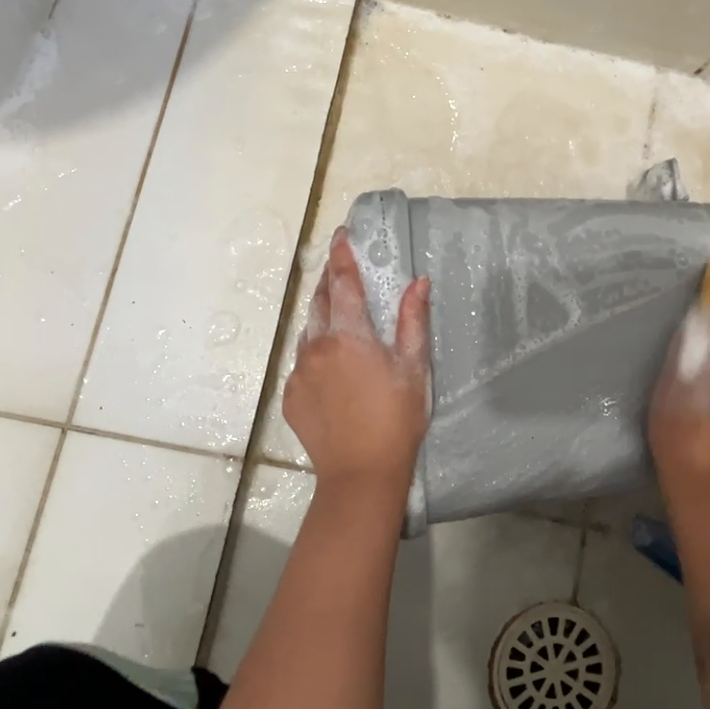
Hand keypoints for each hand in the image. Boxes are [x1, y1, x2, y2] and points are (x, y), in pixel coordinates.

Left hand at [284, 225, 432, 491]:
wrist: (361, 474)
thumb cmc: (396, 418)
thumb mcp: (413, 368)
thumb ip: (412, 321)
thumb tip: (418, 281)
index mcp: (348, 335)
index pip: (343, 282)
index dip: (342, 255)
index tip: (341, 234)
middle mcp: (316, 346)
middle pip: (321, 301)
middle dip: (331, 280)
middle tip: (341, 267)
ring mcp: (299, 371)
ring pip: (309, 332)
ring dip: (323, 317)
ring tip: (340, 316)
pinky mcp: (291, 395)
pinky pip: (303, 362)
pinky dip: (316, 352)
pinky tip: (333, 366)